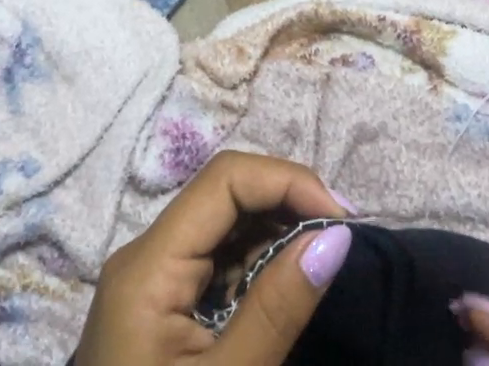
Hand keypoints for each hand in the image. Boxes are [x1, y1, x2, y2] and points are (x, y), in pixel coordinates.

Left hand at [73, 151, 355, 365]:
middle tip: (338, 242)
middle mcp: (145, 254)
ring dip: (278, 232)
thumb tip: (337, 235)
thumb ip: (278, 309)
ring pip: (225, 221)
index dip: (288, 181)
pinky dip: (258, 261)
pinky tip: (283, 289)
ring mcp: (151, 276)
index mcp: (148, 266)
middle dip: (288, 203)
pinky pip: (217, 256)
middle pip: (224, 193)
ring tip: (317, 266)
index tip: (342, 221)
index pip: (224, 180)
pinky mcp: (161, 300)